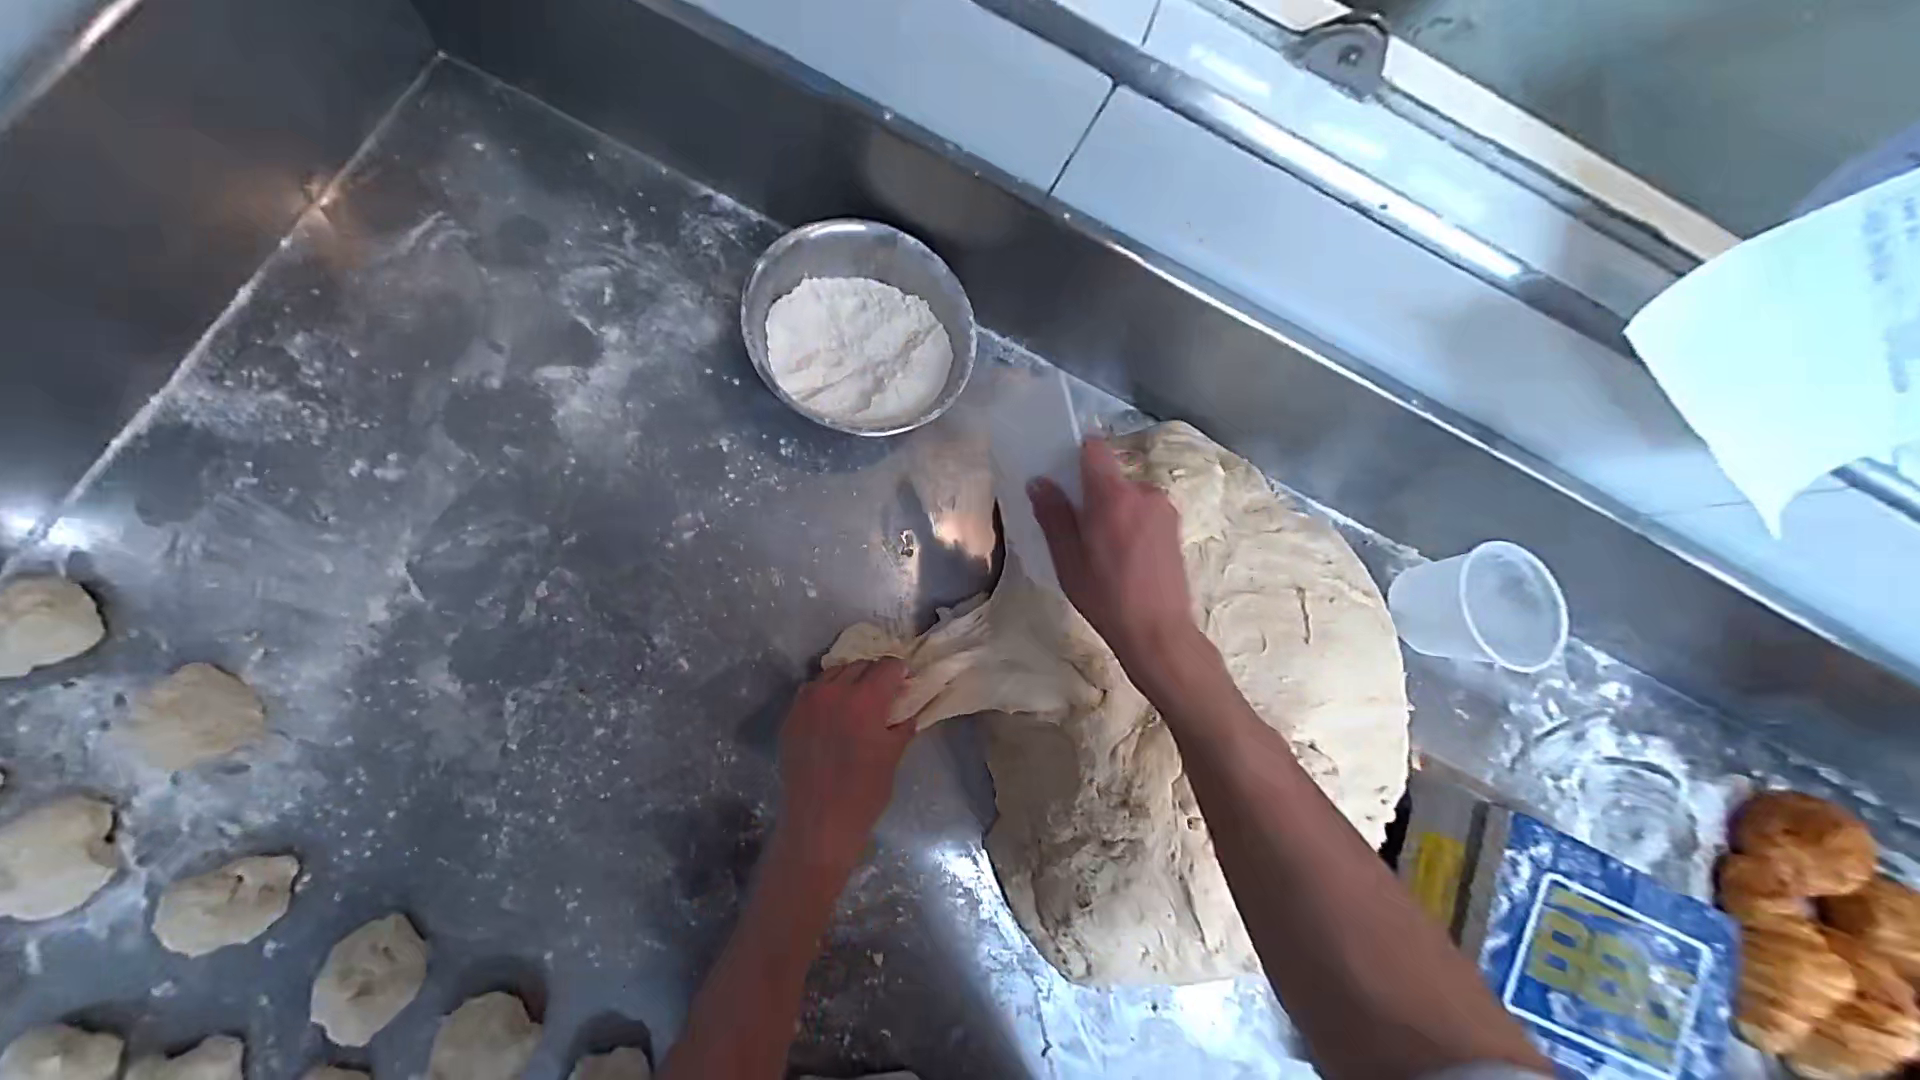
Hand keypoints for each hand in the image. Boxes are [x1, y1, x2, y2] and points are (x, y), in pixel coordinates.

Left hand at [776, 658, 914, 867]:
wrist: (819, 822)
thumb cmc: (864, 792)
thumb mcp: (893, 756)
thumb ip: (902, 725)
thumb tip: (908, 712)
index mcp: (866, 699)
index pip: (888, 666)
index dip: (900, 672)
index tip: (904, 682)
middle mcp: (835, 691)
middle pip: (861, 665)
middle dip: (876, 675)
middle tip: (884, 694)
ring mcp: (809, 702)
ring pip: (834, 673)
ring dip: (850, 680)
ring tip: (857, 701)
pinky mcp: (791, 715)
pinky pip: (812, 690)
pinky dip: (826, 692)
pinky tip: (833, 712)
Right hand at [1029, 438, 1203, 680]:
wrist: (1158, 631)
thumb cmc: (1106, 597)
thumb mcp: (1068, 559)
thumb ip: (1053, 515)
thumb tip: (1039, 482)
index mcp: (1113, 496)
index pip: (1094, 449)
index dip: (1076, 455)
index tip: (1063, 477)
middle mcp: (1144, 492)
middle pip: (1110, 475)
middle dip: (1092, 492)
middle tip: (1078, 527)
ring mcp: (1164, 508)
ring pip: (1128, 494)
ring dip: (1113, 509)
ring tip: (1103, 547)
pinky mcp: (1176, 525)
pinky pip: (1144, 509)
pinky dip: (1131, 521)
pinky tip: (1124, 555)